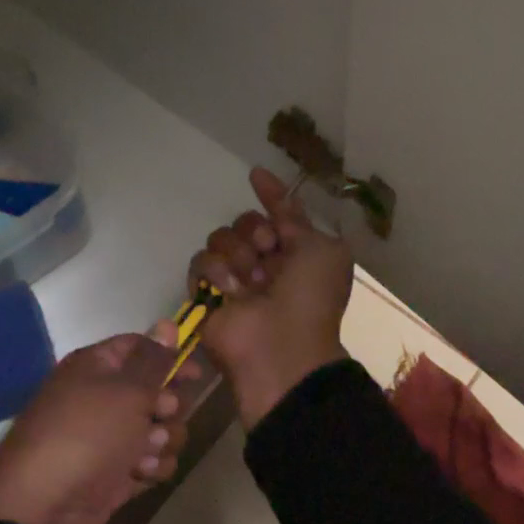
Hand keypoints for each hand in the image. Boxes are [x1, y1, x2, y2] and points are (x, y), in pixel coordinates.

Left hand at [0, 322, 196, 523]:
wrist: (43, 510)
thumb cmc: (87, 436)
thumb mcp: (127, 390)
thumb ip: (155, 359)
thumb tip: (167, 323)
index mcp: (96, 369)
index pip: (140, 348)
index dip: (170, 357)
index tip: (196, 374)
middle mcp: (101, 399)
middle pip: (156, 390)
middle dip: (168, 406)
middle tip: (161, 416)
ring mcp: (107, 439)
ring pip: (158, 429)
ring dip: (162, 441)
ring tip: (143, 455)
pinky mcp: (113, 473)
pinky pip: (149, 461)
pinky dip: (149, 468)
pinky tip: (139, 476)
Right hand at [189, 167, 354, 428]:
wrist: (282, 347)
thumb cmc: (311, 297)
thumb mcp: (322, 250)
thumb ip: (295, 217)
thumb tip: (264, 180)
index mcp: (297, 252)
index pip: (279, 213)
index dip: (270, 195)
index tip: (256, 175)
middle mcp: (265, 261)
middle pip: (246, 221)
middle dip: (257, 232)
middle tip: (268, 253)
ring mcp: (234, 277)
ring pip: (221, 237)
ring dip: (240, 256)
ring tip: (252, 283)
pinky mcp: (206, 293)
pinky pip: (201, 261)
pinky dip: (217, 273)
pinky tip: (232, 293)